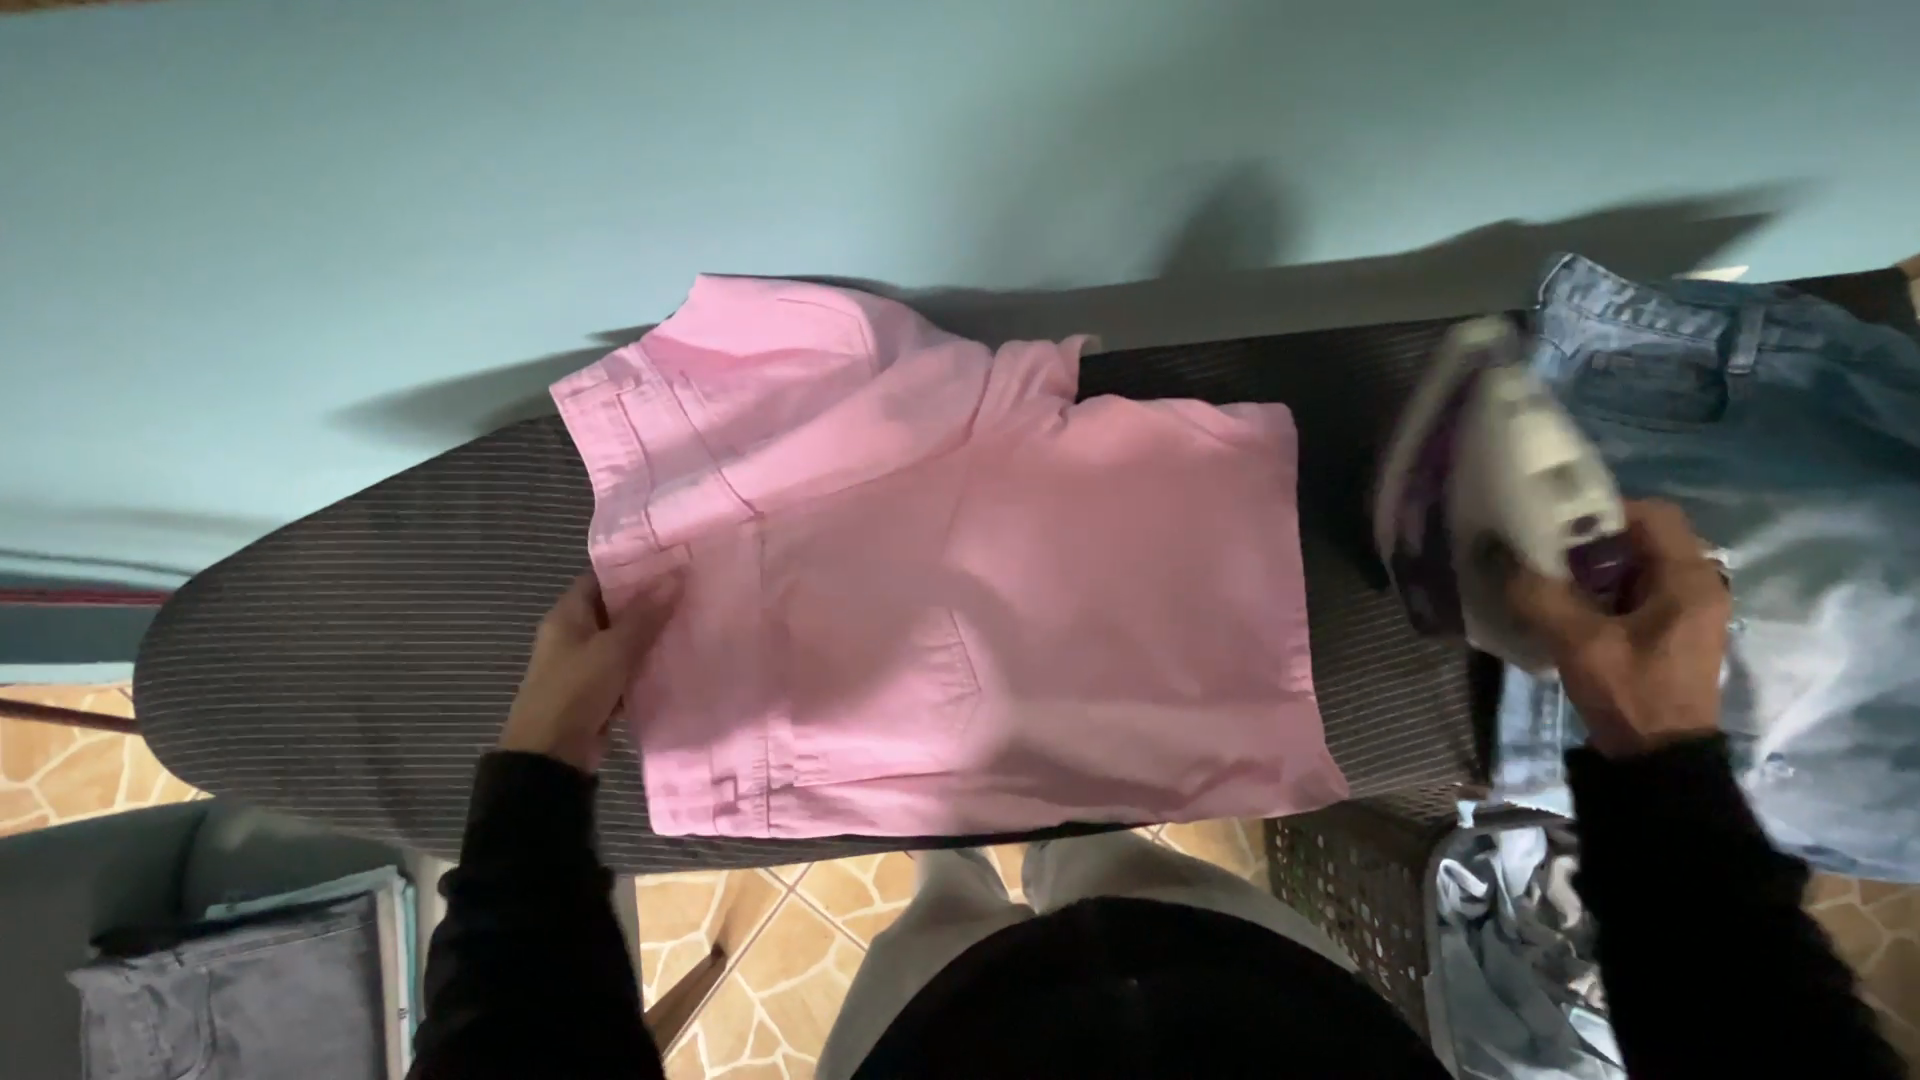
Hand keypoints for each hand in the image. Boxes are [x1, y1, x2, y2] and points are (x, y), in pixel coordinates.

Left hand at [499, 571, 680, 773]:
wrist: (551, 755)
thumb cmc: (576, 691)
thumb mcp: (614, 649)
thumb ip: (646, 615)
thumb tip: (676, 576)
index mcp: (567, 616)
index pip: (599, 579)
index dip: (631, 570)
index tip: (669, 564)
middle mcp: (573, 635)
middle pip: (614, 609)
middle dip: (649, 603)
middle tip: (690, 592)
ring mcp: (585, 664)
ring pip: (624, 640)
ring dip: (652, 636)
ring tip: (693, 621)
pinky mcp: (598, 690)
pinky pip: (627, 669)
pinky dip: (647, 665)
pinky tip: (679, 660)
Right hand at [1493, 499, 1730, 758]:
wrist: (1658, 757)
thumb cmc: (1631, 692)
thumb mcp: (1579, 641)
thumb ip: (1538, 594)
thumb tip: (1494, 553)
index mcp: (1688, 579)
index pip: (1652, 515)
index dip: (1600, 510)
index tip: (1551, 521)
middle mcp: (1692, 585)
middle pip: (1637, 538)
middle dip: (1584, 538)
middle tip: (1535, 546)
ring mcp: (1678, 609)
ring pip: (1628, 564)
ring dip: (1583, 564)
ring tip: (1537, 572)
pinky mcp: (1659, 629)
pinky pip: (1624, 590)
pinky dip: (1590, 587)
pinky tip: (1555, 601)